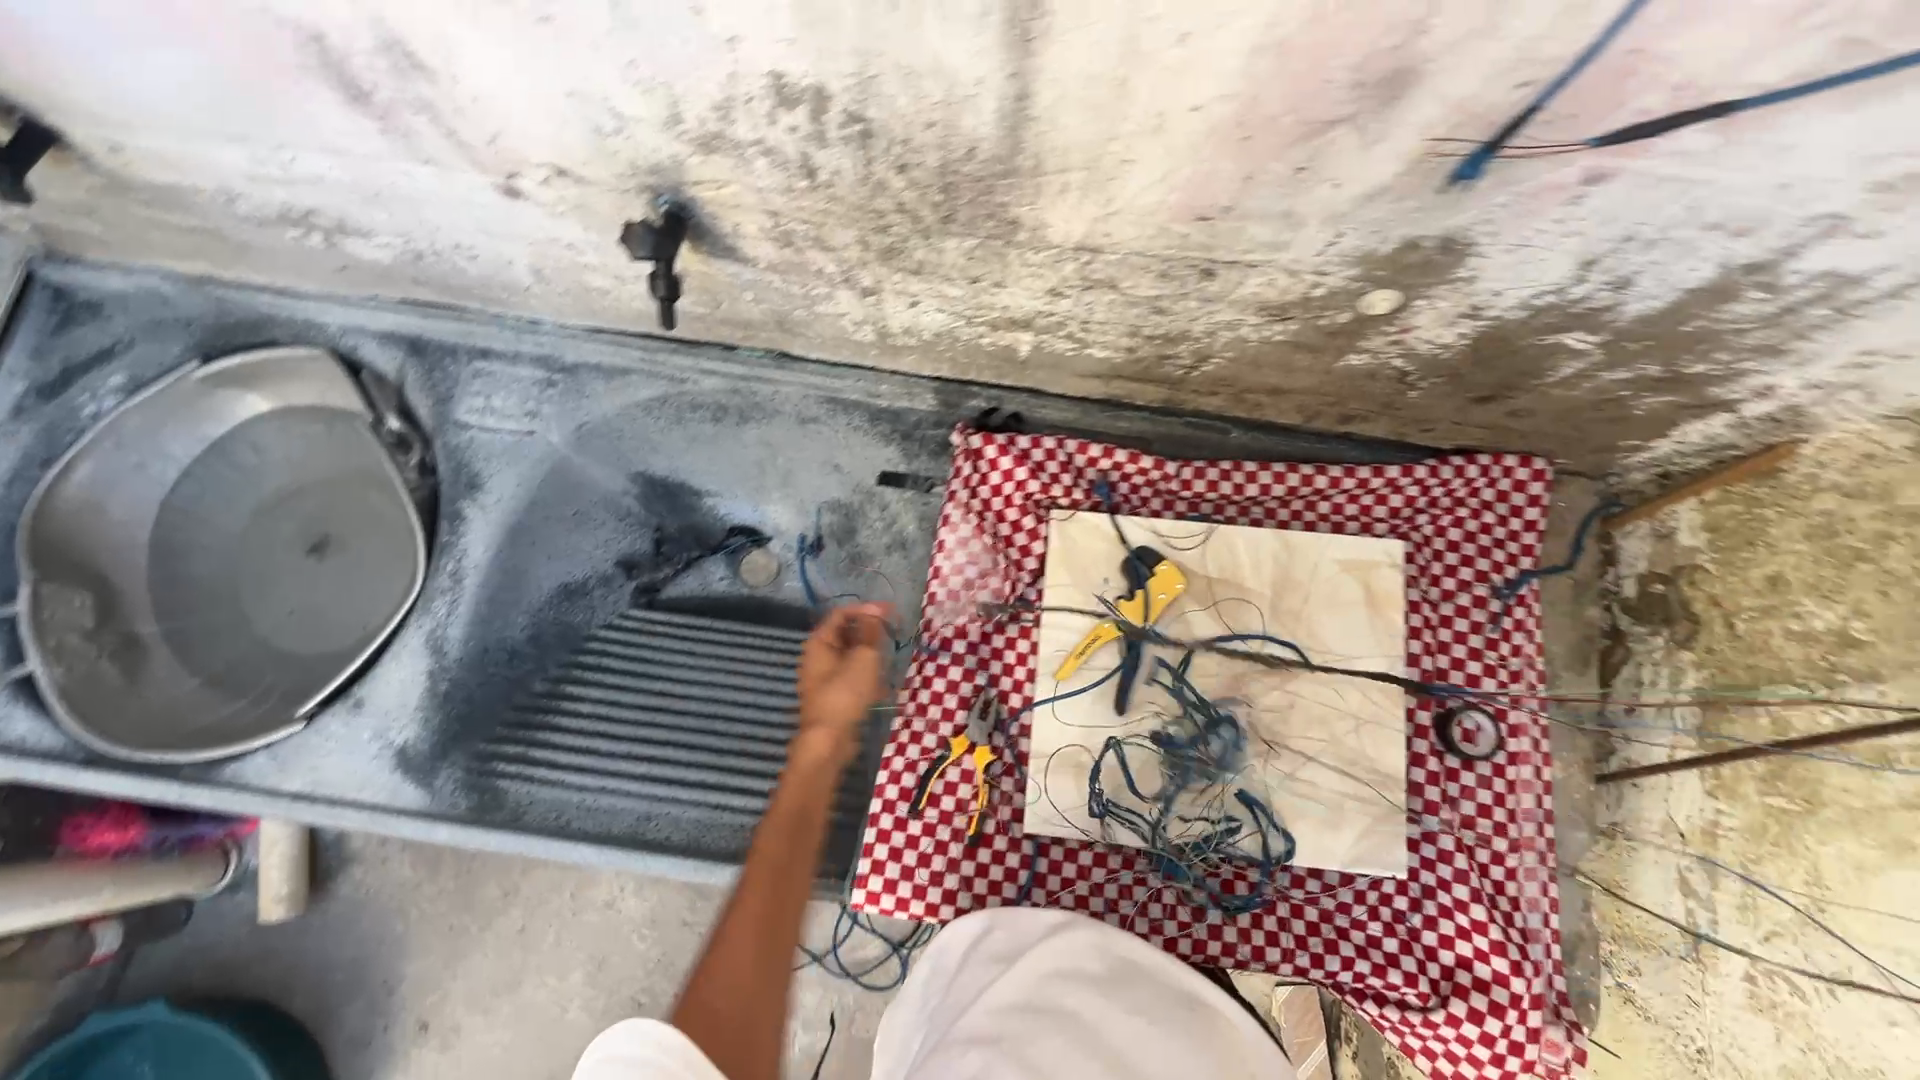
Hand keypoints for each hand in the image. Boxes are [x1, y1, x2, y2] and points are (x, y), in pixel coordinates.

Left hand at [793, 603, 893, 766]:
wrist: (829, 740)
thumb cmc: (845, 693)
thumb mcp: (863, 657)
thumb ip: (870, 631)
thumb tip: (875, 610)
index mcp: (820, 641)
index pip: (842, 613)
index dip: (867, 609)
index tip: (891, 613)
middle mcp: (818, 656)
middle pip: (846, 634)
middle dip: (870, 632)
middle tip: (894, 633)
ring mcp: (824, 677)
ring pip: (851, 656)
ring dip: (871, 655)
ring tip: (890, 658)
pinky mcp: (833, 696)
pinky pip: (851, 677)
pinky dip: (867, 675)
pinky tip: (883, 685)